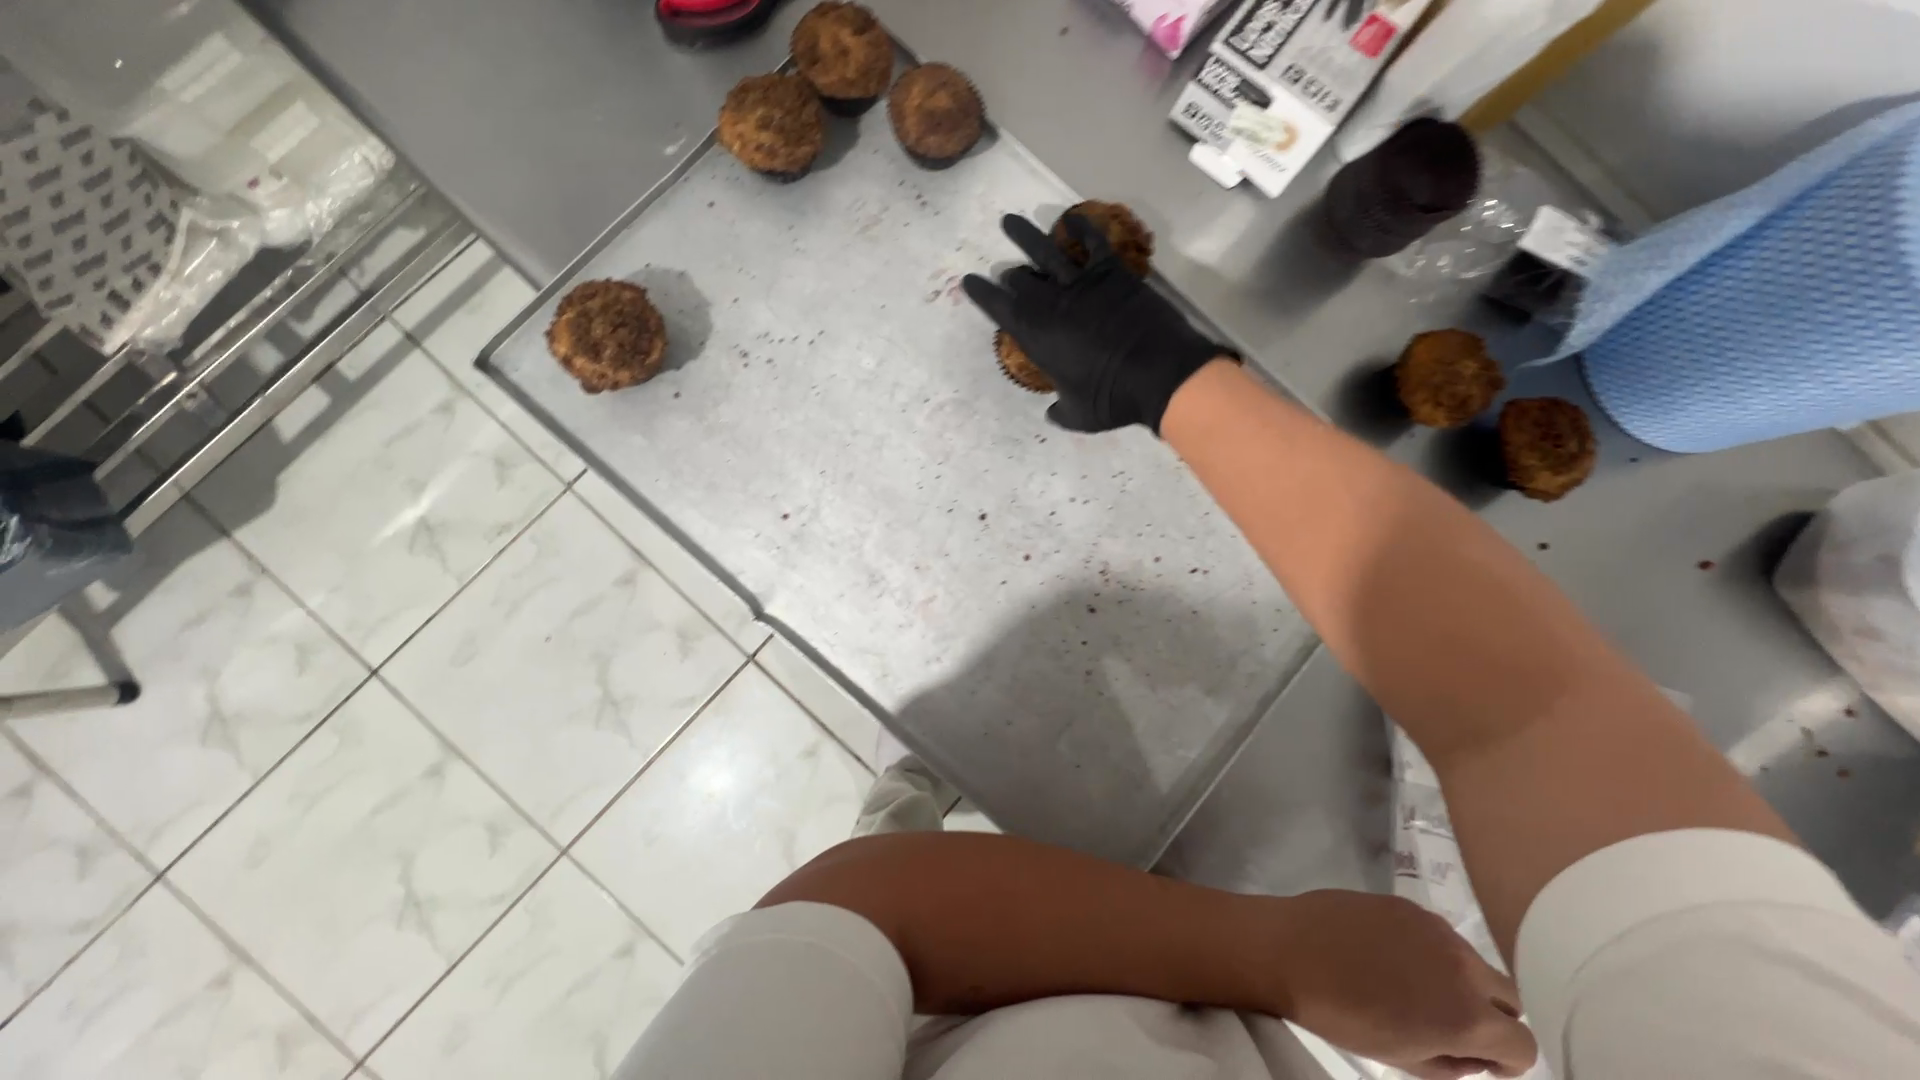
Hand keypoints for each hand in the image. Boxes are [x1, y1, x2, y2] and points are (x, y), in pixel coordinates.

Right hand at [963, 213, 1227, 433]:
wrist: (1159, 372)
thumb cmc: (1113, 398)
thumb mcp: (1078, 415)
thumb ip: (1061, 410)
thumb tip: (1052, 414)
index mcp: (1035, 335)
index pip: (998, 307)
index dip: (980, 292)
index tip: (969, 281)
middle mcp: (1051, 302)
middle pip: (1020, 279)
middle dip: (1010, 275)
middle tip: (1007, 273)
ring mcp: (1081, 283)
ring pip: (1045, 250)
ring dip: (1025, 234)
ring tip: (1009, 220)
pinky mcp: (1112, 272)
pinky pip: (1093, 242)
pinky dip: (1081, 228)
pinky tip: (1071, 219)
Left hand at [1265, 891, 1536, 1079]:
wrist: (1287, 950)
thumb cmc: (1340, 1014)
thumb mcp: (1402, 1058)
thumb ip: (1453, 1064)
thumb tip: (1475, 1057)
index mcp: (1468, 1016)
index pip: (1524, 1045)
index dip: (1506, 1061)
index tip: (1477, 1059)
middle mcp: (1464, 967)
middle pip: (1507, 998)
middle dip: (1490, 1016)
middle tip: (1448, 1022)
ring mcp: (1437, 929)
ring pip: (1474, 961)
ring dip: (1460, 979)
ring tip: (1413, 985)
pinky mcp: (1408, 904)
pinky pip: (1438, 933)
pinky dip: (1430, 950)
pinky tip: (1390, 954)